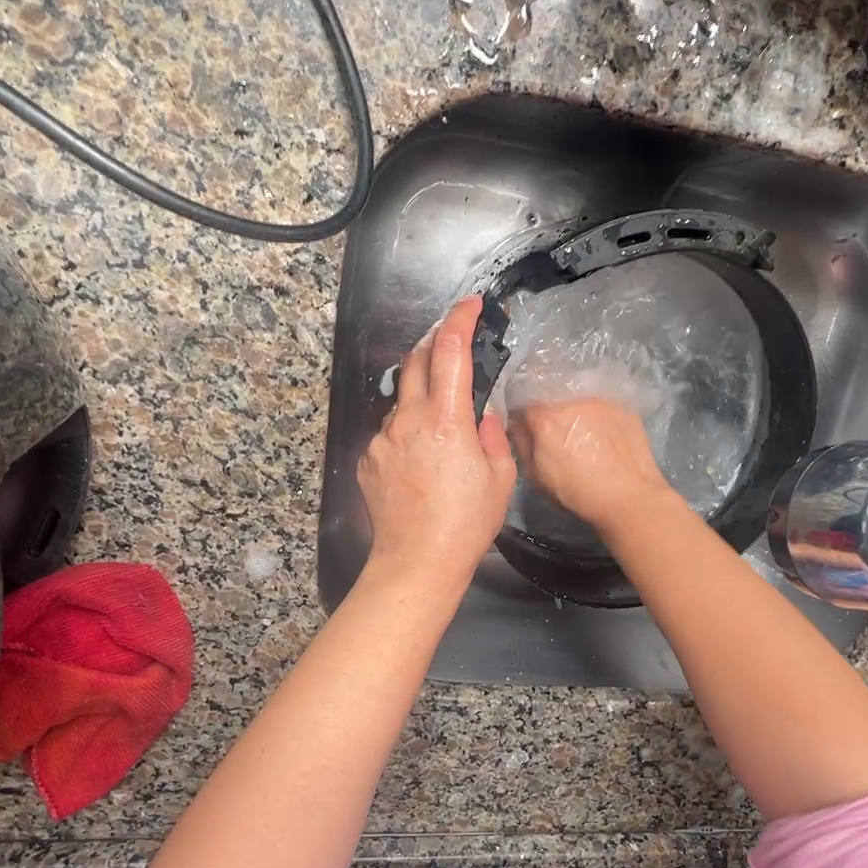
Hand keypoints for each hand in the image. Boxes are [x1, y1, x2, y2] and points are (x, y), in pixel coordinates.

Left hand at [359, 295, 516, 592]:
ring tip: (443, 424)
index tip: (469, 305)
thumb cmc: (466, 524)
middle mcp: (408, 421)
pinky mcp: (368, 460)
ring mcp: (382, 440)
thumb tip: (482, 417)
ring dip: (422, 396)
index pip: (449, 351)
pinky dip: (407, 431)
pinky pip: (390, 433)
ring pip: (402, 400)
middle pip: (416, 361)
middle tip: (453, 343)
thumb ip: (493, 437)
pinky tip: (422, 460)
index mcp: (445, 420)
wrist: (417, 562)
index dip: (458, 320)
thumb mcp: (500, 479)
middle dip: (435, 343)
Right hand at [509, 397, 676, 533]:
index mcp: (547, 419)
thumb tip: (520, 428)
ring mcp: (601, 402)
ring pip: (580, 402)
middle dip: (552, 416)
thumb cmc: (578, 493)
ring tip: (586, 439)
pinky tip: (605, 439)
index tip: (530, 434)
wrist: (629, 497)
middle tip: (560, 440)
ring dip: (577, 415)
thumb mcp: (537, 477)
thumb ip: (523, 446)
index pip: (525, 407)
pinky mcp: (624, 408)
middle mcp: (573, 402)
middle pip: (553, 401)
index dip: (525, 421)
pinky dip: (599, 419)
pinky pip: (603, 408)